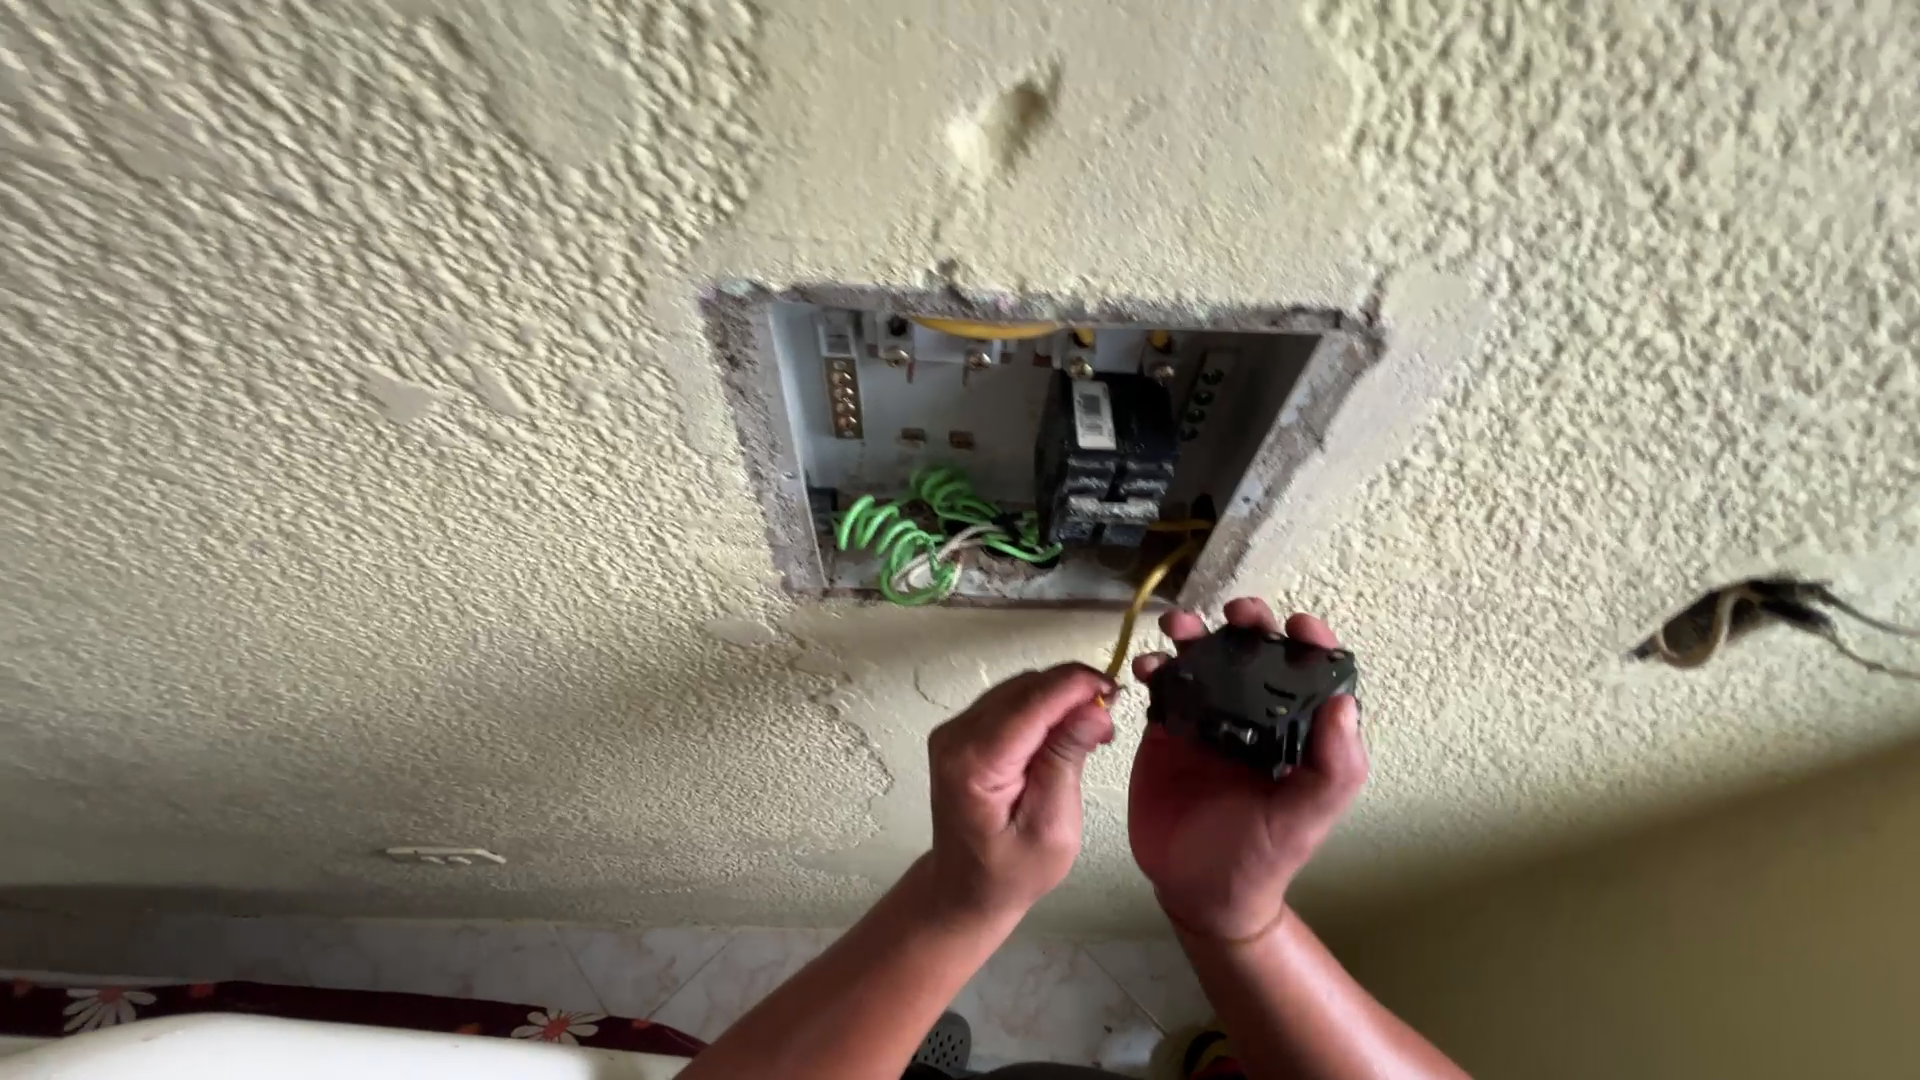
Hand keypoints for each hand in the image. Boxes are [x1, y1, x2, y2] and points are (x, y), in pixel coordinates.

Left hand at [924, 663, 1116, 921]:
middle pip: (1024, 689)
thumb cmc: (1011, 871)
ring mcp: (954, 730)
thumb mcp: (1052, 828)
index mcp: (974, 763)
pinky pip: (1008, 701)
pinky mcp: (961, 730)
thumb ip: (1067, 761)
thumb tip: (1094, 708)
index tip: (1114, 688)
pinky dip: (1041, 706)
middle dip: (1071, 691)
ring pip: (1017, 689)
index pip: (1031, 703)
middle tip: (1109, 717)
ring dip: (1058, 697)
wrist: (965, 887)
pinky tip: (1063, 729)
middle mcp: (956, 736)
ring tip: (1092, 727)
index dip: (1075, 686)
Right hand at [1128, 599, 1366, 940]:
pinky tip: (1146, 668)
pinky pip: (1161, 685)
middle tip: (1237, 613)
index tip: (1298, 624)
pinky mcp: (1166, 727)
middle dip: (1248, 624)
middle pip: (1253, 654)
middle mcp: (1251, 716)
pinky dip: (1152, 667)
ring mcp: (1206, 718)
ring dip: (1192, 634)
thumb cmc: (1258, 855)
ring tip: (1177, 626)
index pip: (1310, 676)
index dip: (1309, 643)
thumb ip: (1333, 768)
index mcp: (1293, 732)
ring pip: (1202, 659)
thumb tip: (1344, 704)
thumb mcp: (1304, 818)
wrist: (1193, 886)